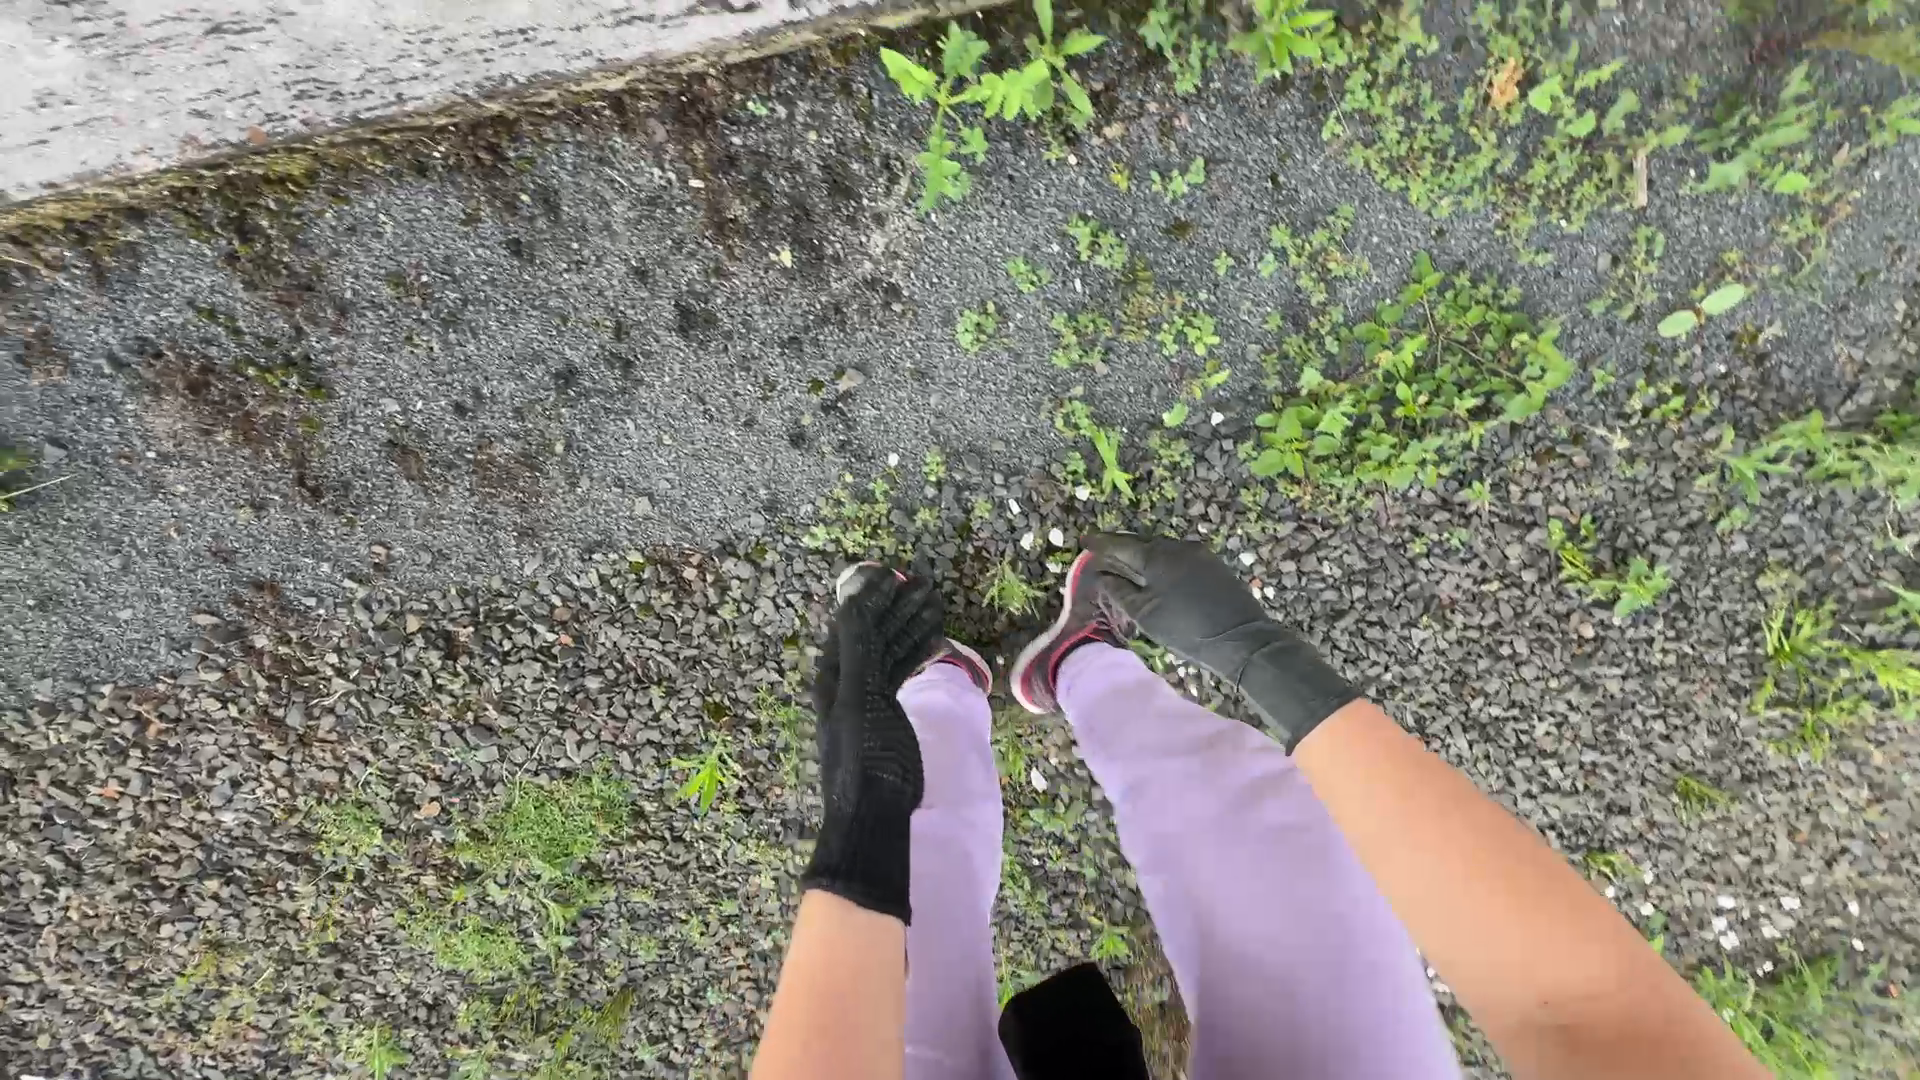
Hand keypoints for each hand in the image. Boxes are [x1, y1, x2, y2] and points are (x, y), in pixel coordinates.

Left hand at [803, 568, 943, 922]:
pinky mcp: (887, 709)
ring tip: (936, 602)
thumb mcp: (858, 698)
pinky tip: (936, 639)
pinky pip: (901, 670)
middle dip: (898, 607)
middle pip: (875, 632)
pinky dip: (917, 652)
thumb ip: (858, 648)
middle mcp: (848, 677)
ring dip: (911, 625)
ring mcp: (868, 694)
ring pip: (891, 649)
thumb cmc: (864, 753)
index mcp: (833, 672)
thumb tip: (854, 599)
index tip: (895, 573)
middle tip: (925, 584)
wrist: (874, 810)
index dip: (873, 596)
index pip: (854, 623)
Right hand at [1085, 533, 1357, 749]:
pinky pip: (1178, 558)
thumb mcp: (1144, 614)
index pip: (1120, 544)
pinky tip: (1155, 574)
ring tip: (1126, 564)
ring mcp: (1199, 554)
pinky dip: (1161, 563)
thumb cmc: (1185, 628)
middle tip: (1102, 552)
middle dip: (1120, 548)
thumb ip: (1118, 591)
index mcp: (1156, 555)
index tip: (1084, 542)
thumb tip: (1102, 576)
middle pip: (1142, 544)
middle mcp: (1177, 546)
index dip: (1101, 544)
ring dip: (1142, 556)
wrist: (1242, 640)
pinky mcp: (1213, 566)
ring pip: (1161, 550)